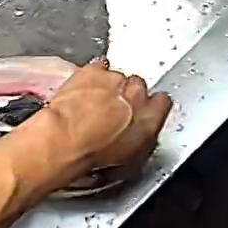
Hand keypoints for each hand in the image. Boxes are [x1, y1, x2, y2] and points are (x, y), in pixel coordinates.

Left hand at [0, 60, 171, 201]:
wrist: (65, 140)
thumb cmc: (93, 154)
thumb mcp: (129, 159)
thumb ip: (143, 139)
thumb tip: (142, 136)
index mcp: (150, 118)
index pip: (162, 102)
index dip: (149, 106)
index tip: (139, 111)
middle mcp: (137, 94)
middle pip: (138, 85)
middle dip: (127, 94)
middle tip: (110, 109)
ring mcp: (115, 79)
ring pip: (116, 76)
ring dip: (106, 86)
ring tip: (90, 102)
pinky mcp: (94, 70)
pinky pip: (97, 68)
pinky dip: (91, 76)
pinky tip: (81, 91)